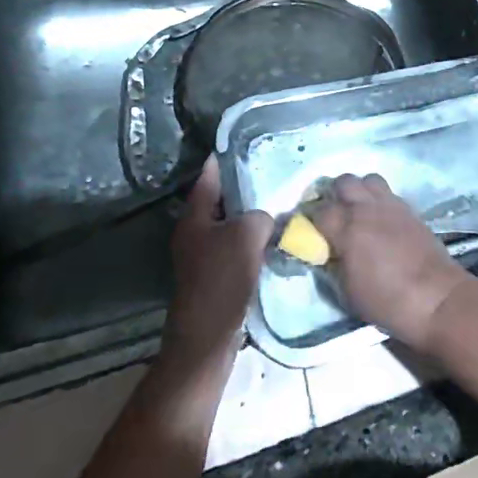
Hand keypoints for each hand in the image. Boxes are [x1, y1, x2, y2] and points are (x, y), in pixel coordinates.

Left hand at [158, 157, 271, 371]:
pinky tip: (278, 237)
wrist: (208, 336)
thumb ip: (261, 215)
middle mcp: (195, 232)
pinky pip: (239, 246)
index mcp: (194, 218)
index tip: (246, 142)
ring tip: (283, 201)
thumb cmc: (222, 280)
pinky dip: (255, 238)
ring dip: (254, 214)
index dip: (225, 158)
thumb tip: (270, 216)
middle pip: (222, 199)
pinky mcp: (217, 274)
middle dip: (247, 186)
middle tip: (277, 171)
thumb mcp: (247, 235)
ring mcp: (204, 255)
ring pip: (232, 223)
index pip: (208, 177)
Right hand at [313, 173, 477, 348]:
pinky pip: (388, 193)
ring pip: (369, 179)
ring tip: (358, 211)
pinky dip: (379, 199)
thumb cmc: (386, 300)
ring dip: (359, 190)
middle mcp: (368, 209)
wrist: (435, 297)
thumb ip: (332, 264)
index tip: (306, 230)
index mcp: (347, 229)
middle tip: (333, 215)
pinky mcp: (410, 210)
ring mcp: (392, 206)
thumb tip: (326, 251)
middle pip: (344, 182)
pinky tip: (379, 218)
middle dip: (334, 195)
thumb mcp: (346, 291)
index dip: (308, 220)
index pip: (318, 211)